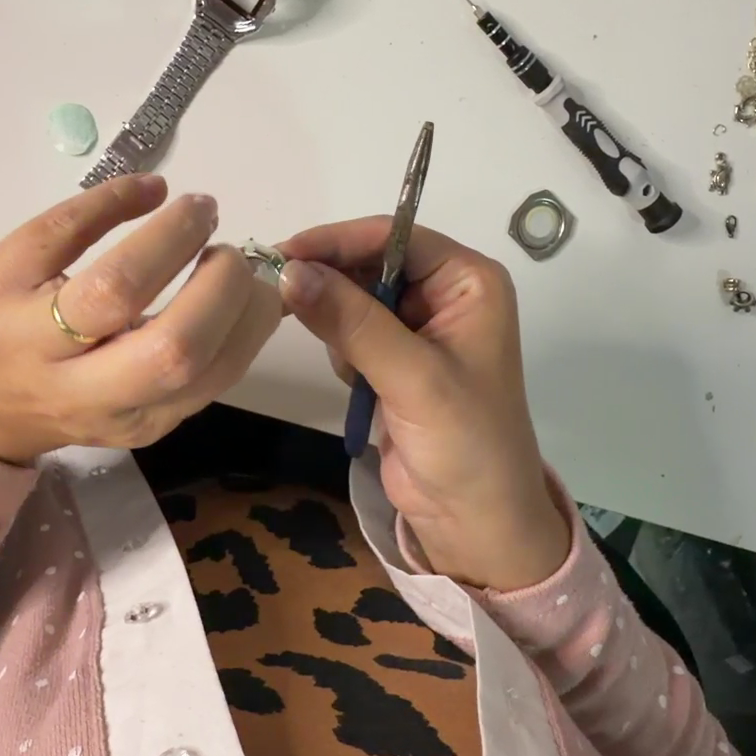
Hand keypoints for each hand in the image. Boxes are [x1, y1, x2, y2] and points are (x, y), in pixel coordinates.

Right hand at [0, 175, 281, 464]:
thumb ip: (80, 218)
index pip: (115, 291)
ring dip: (249, 315)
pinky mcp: (156, 431)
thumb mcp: (8, 259)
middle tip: (226, 249)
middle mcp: (84, 392)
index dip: (168, 241)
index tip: (198, 205)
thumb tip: (158, 189)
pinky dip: (243, 337)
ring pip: (213, 377)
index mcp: (31, 338)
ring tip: (242, 272)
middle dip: (222, 288)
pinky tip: (238, 304)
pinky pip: (218, 385)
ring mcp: (127, 421)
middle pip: (175, 350)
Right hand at [277, 219, 568, 590]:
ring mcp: (419, 330)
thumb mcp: (412, 376)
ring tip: (354, 370)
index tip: (282, 253)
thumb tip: (288, 272)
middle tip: (283, 297)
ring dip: (339, 326)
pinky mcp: (395, 362)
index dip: (338, 241)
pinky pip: (351, 335)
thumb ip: (351, 322)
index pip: (395, 237)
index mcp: (468, 282)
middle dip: (333, 283)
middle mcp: (446, 295)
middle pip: (371, 262)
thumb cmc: (464, 442)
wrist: (474, 519)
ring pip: (354, 299)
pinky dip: (342, 353)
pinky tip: (357, 385)